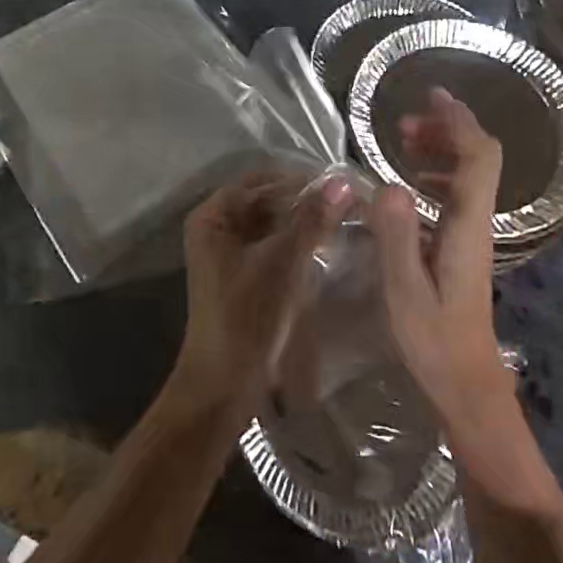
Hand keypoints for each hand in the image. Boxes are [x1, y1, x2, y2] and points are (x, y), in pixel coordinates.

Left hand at [178, 170, 352, 407]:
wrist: (225, 382)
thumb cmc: (247, 315)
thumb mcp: (283, 261)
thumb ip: (312, 219)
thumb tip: (343, 181)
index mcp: (213, 217)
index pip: (261, 180)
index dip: (300, 180)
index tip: (340, 187)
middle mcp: (217, 228)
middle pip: (266, 200)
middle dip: (305, 201)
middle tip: (348, 205)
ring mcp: (230, 253)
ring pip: (273, 223)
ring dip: (304, 221)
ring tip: (343, 223)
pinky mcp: (244, 275)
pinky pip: (274, 246)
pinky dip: (298, 242)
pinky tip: (326, 246)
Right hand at [373, 89, 513, 422]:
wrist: (468, 382)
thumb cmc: (435, 341)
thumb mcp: (405, 291)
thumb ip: (397, 237)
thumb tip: (387, 184)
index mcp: (468, 227)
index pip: (478, 157)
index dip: (460, 121)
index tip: (433, 95)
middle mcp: (477, 224)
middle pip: (479, 159)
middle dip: (448, 130)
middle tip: (405, 121)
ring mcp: (473, 237)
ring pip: (469, 177)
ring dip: (442, 151)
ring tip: (404, 142)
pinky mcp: (463, 250)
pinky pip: (457, 197)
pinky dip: (437, 178)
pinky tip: (412, 187)